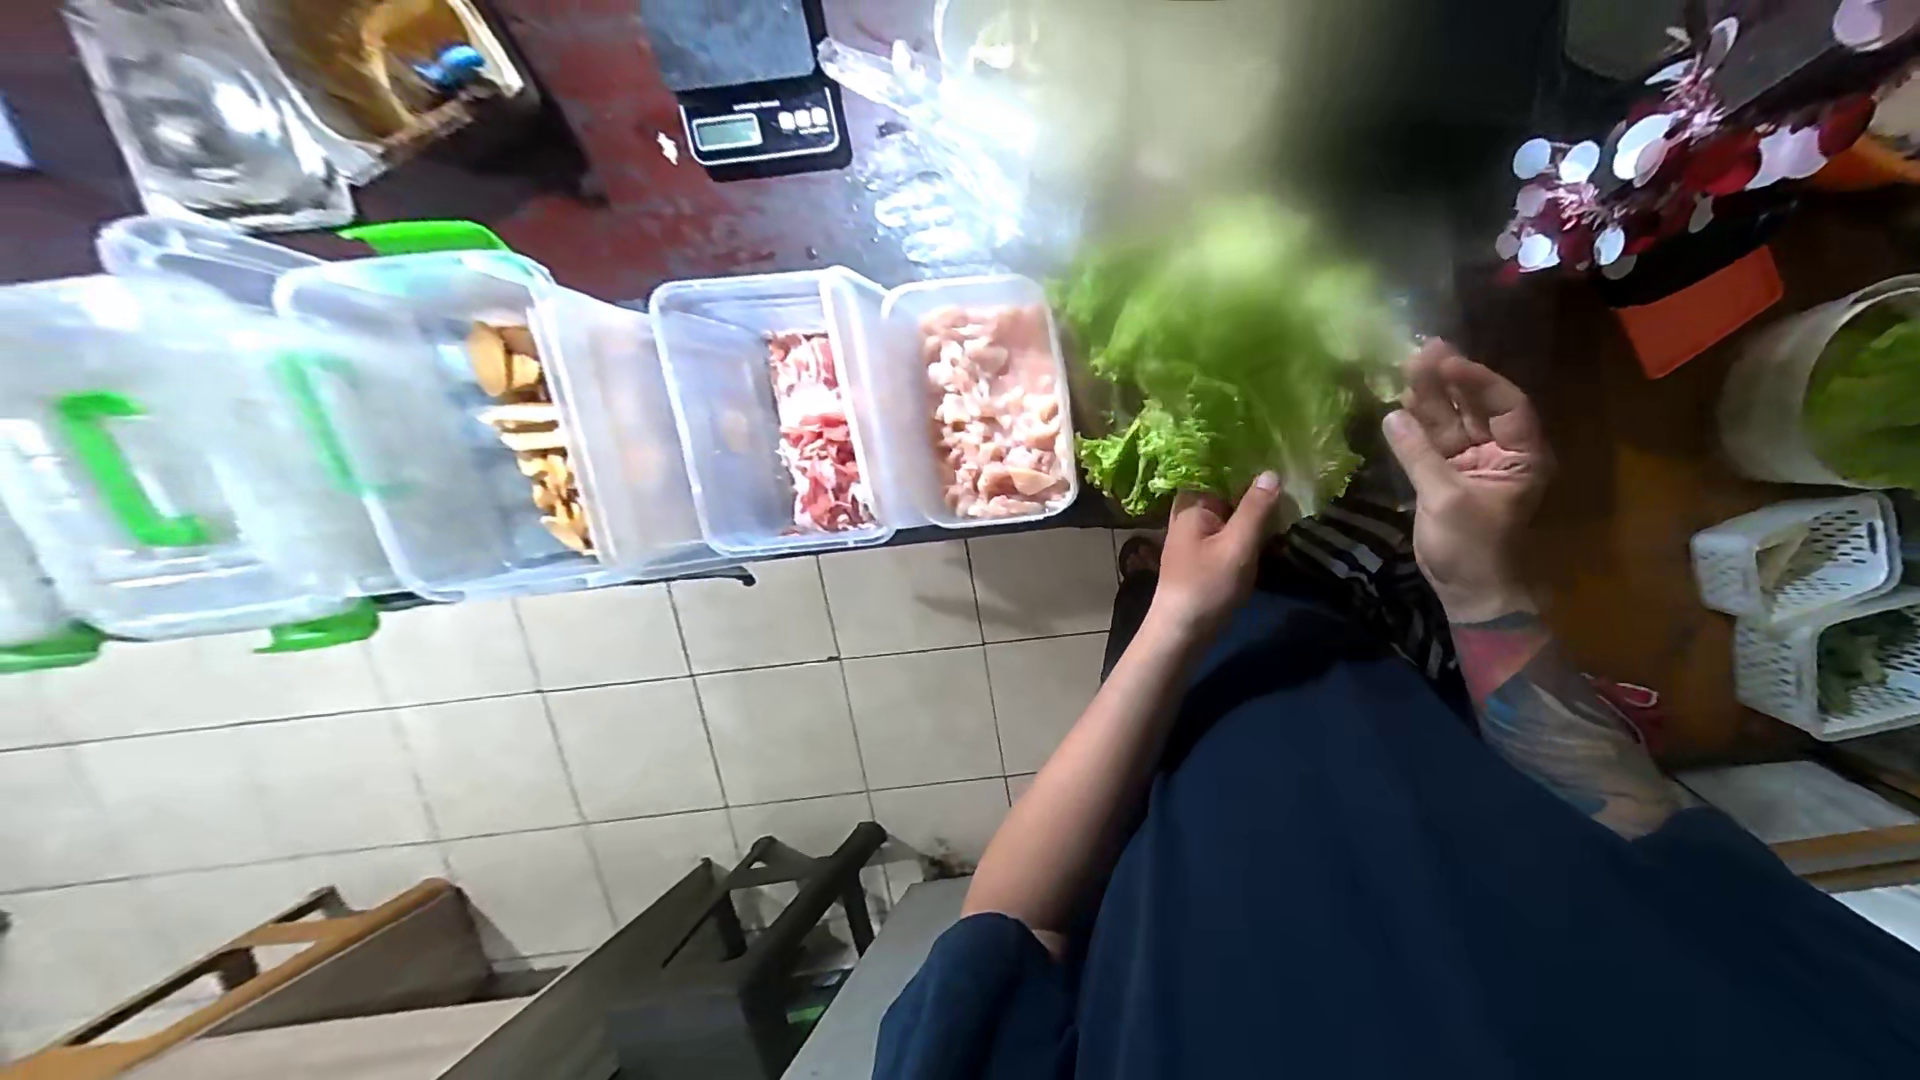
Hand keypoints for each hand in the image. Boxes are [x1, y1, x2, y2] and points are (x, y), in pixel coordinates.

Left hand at [1148, 473, 1282, 638]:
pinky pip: (1229, 526)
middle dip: (1253, 480)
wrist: (1183, 630)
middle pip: (1224, 487)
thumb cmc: (1207, 585)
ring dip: (1254, 503)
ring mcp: (1196, 532)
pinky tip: (1273, 519)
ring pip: (1230, 508)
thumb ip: (1254, 509)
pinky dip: (1248, 522)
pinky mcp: (1205, 550)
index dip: (1243, 458)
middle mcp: (1190, 513)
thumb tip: (1270, 472)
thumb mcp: (1237, 546)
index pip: (1216, 468)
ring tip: (1290, 487)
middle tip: (1292, 465)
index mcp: (1191, 504)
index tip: (1273, 446)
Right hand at [1381, 341, 1551, 622]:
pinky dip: (1414, 427)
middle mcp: (1499, 453)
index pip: (1505, 405)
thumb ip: (1418, 456)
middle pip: (1475, 409)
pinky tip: (1399, 406)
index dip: (1477, 380)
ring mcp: (1470, 465)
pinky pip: (1430, 445)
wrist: (1469, 588)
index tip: (1446, 361)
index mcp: (1521, 455)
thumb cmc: (1472, 546)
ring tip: (1408, 367)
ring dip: (1429, 399)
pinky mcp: (1444, 478)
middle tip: (1422, 350)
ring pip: (1450, 424)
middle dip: (1449, 382)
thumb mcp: (1445, 498)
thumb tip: (1391, 417)